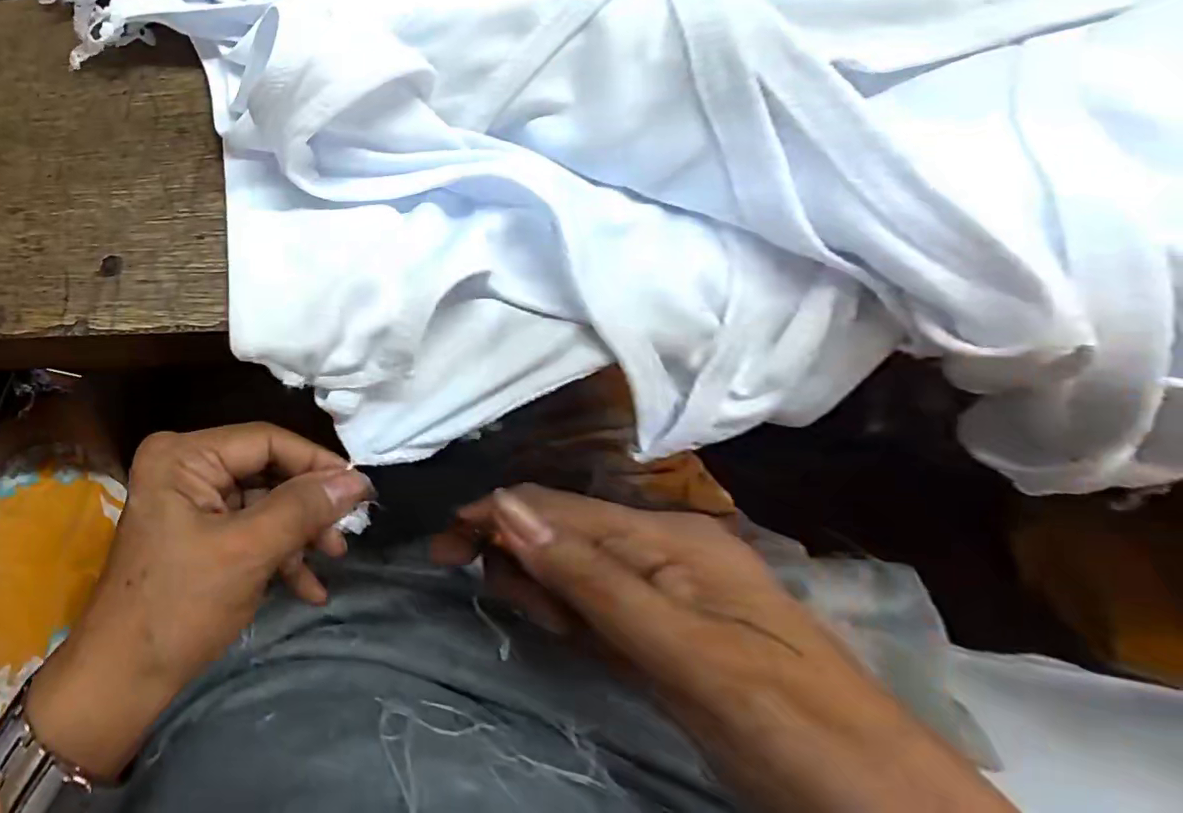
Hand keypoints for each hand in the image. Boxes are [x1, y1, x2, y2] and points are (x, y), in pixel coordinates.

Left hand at [26, 424, 371, 778]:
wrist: (122, 678)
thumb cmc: (179, 606)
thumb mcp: (248, 552)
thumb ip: (303, 509)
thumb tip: (356, 480)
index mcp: (181, 454)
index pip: (264, 440)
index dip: (314, 462)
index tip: (360, 491)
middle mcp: (181, 465)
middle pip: (264, 470)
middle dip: (306, 506)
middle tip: (344, 535)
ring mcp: (186, 499)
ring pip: (260, 502)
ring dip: (296, 534)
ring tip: (331, 562)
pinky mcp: (193, 531)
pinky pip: (244, 528)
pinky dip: (275, 553)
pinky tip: (305, 587)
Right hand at [433, 486, 1014, 812]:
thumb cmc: (795, 731)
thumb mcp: (685, 655)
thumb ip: (591, 578)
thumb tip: (505, 505)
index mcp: (672, 539)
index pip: (559, 510)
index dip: (496, 517)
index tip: (441, 545)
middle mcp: (666, 552)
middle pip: (563, 532)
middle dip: (508, 546)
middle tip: (461, 575)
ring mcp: (670, 596)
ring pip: (574, 568)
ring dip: (533, 580)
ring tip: (508, 603)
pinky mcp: (669, 636)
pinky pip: (597, 607)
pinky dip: (564, 610)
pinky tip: (548, 621)